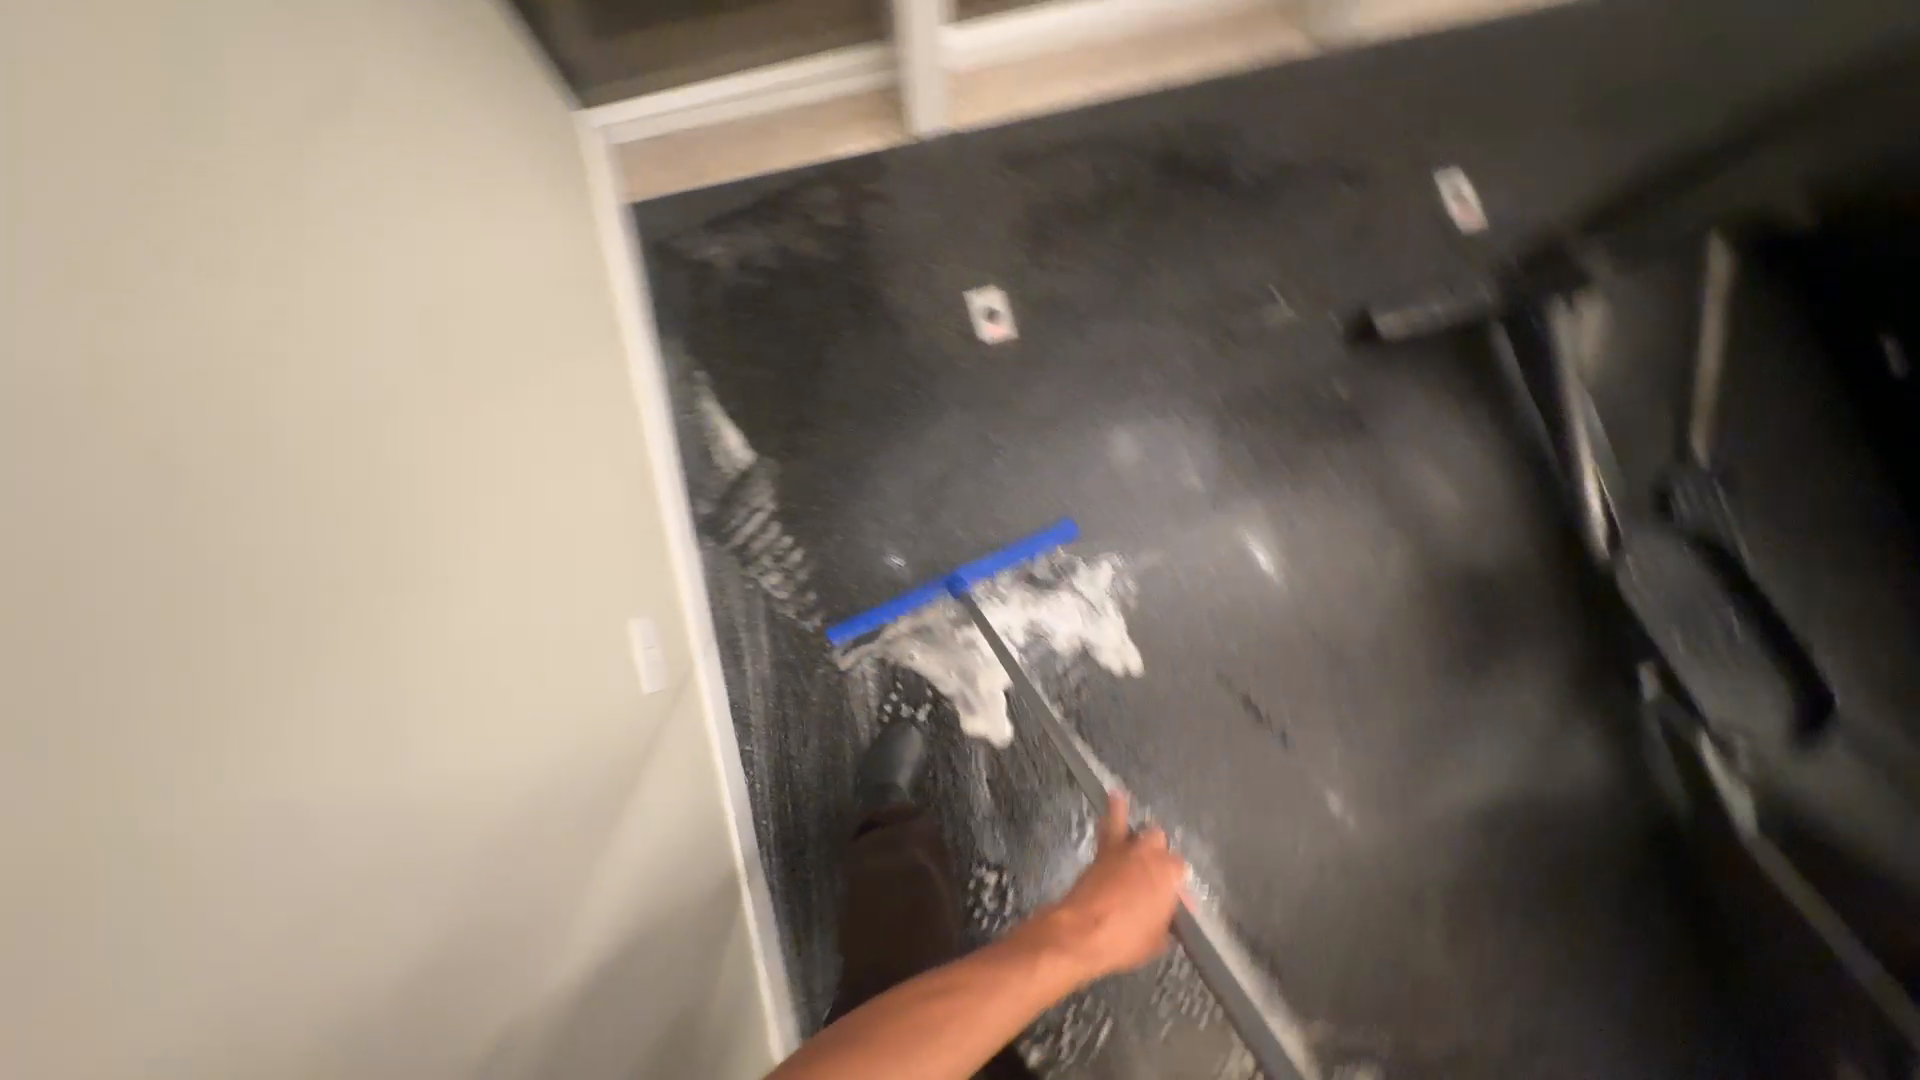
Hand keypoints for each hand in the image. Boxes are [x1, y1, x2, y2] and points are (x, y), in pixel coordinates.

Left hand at [1026, 791, 1188, 982]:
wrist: (1083, 930)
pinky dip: (1115, 808)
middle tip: (1156, 882)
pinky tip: (1116, 794)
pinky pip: (1111, 822)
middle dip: (1163, 861)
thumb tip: (1165, 917)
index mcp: (1170, 875)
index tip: (1175, 905)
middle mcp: (1151, 855)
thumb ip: (1166, 921)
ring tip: (1144, 846)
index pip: (1182, 872)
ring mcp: (1127, 849)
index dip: (1178, 889)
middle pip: (1165, 848)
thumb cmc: (1126, 940)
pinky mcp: (1104, 850)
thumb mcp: (1158, 940)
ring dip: (1146, 841)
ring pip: (1145, 832)